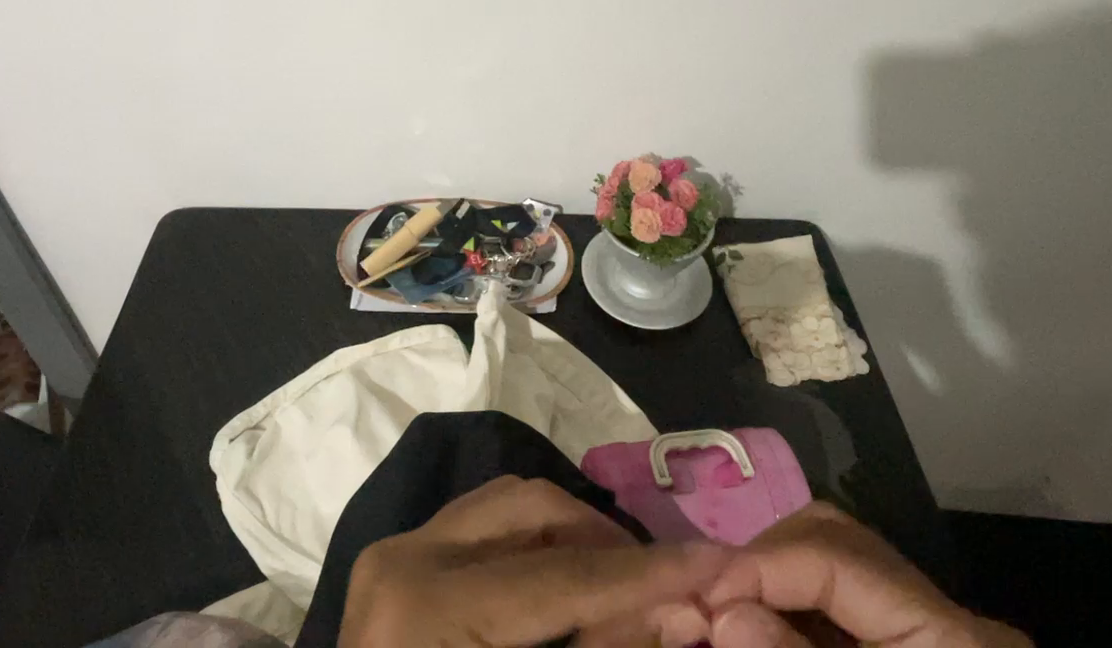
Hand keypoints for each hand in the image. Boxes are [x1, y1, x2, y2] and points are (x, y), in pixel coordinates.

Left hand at [339, 475, 730, 646]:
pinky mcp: (396, 558)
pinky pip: (482, 523)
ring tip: (621, 575)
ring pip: (509, 503)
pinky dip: (533, 538)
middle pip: (534, 510)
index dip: (646, 570)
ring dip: (574, 531)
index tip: (717, 560)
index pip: (561, 575)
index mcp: (429, 607)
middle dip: (609, 540)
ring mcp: (394, 551)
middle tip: (666, 577)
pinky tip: (566, 574)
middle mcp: (405, 557)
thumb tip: (686, 608)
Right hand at [701, 505, 1029, 647]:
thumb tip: (722, 615)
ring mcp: (934, 637)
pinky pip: (842, 606)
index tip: (699, 602)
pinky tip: (763, 635)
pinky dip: (795, 614)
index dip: (758, 567)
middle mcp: (949, 623)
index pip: (835, 557)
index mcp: (955, 644)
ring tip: (727, 619)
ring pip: (833, 563)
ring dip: (772, 584)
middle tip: (711, 607)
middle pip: (835, 539)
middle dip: (762, 563)